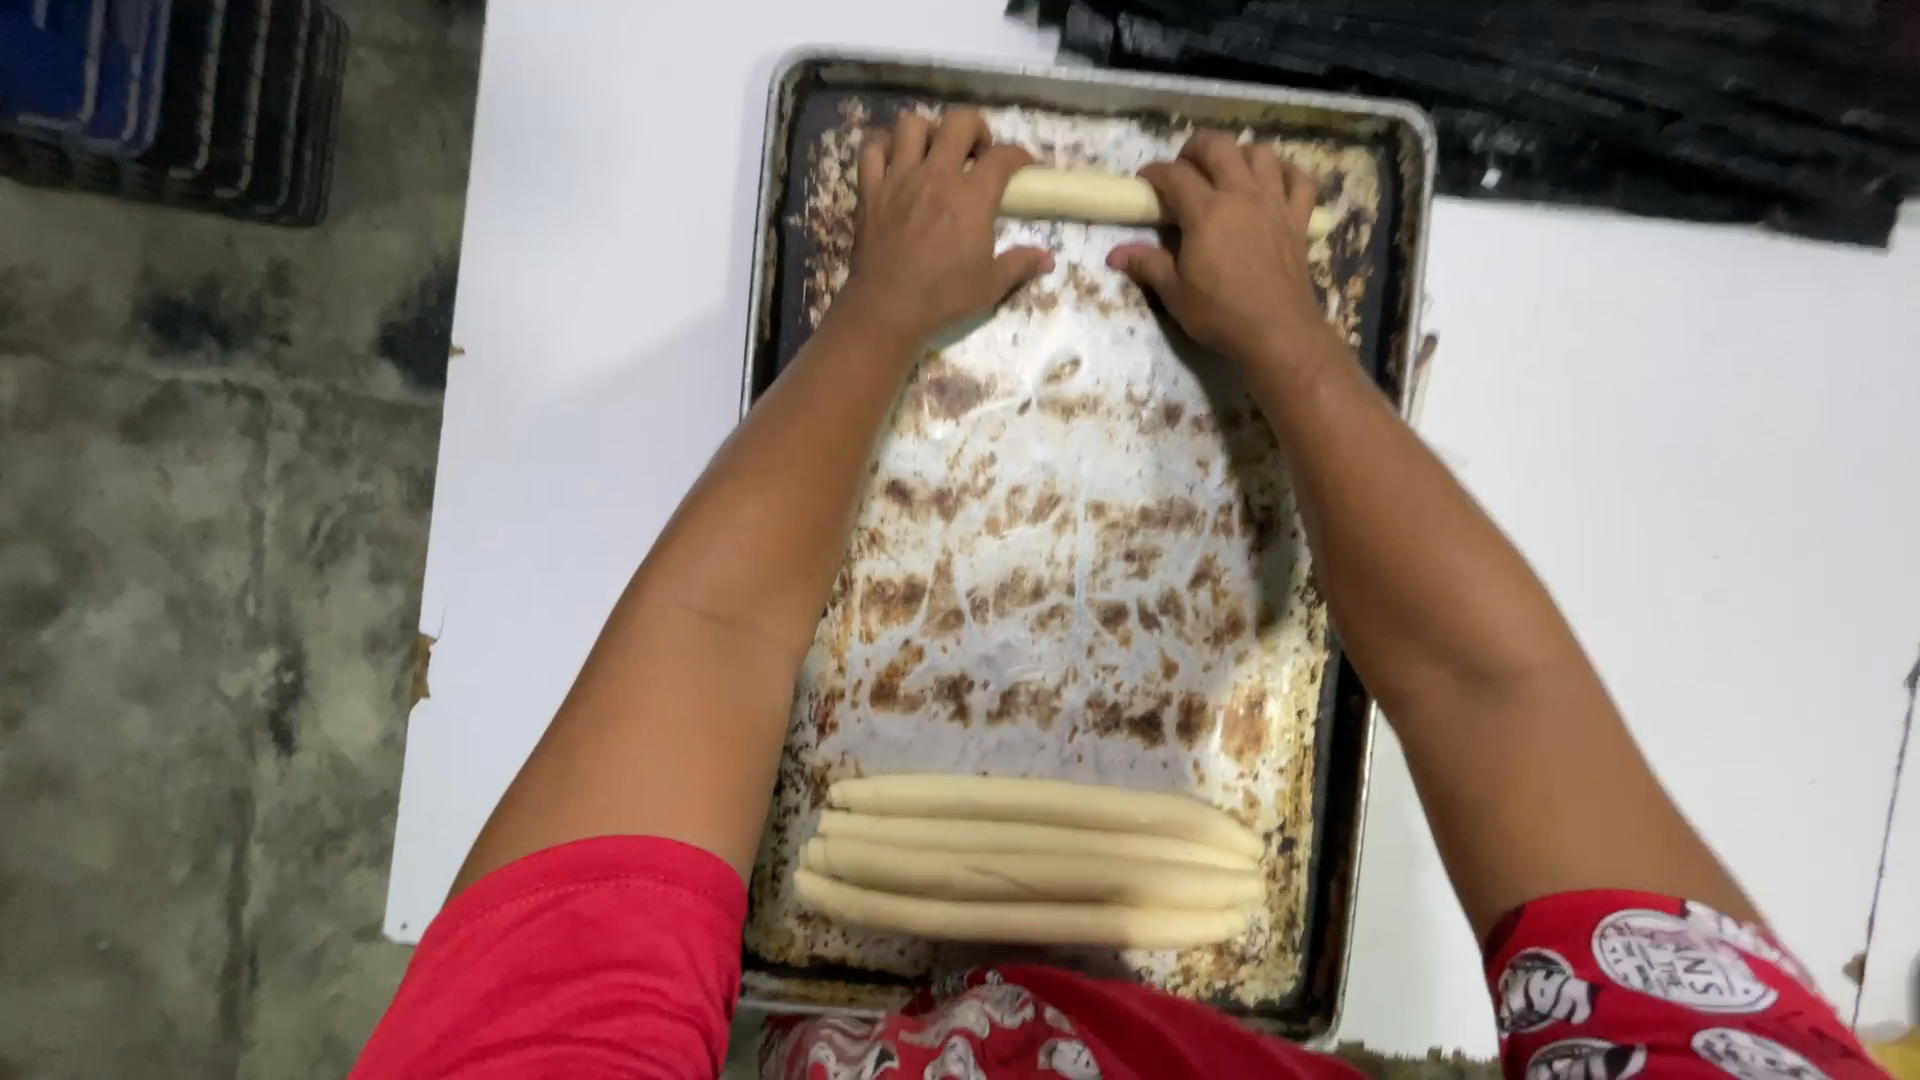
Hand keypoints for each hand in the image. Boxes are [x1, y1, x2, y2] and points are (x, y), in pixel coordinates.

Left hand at [832, 108, 1054, 343]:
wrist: (888, 307)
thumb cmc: (944, 297)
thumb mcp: (990, 284)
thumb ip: (1020, 264)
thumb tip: (1048, 259)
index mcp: (972, 197)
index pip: (1002, 156)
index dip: (1018, 156)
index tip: (1022, 166)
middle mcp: (936, 176)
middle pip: (959, 122)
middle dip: (975, 129)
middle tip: (976, 153)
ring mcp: (899, 179)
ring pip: (912, 125)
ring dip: (927, 132)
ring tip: (934, 153)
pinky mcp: (870, 191)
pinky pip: (873, 150)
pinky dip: (884, 148)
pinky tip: (894, 162)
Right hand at [1108, 131, 1336, 366]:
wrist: (1275, 330)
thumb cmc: (1218, 313)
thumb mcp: (1174, 292)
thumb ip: (1147, 264)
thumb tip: (1114, 254)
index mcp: (1206, 212)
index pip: (1175, 175)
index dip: (1155, 173)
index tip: (1144, 182)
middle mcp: (1241, 195)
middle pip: (1219, 147)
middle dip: (1196, 148)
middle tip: (1184, 166)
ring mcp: (1274, 202)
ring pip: (1261, 153)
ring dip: (1240, 154)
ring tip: (1227, 171)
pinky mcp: (1298, 218)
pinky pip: (1299, 179)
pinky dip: (1286, 172)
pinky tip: (1273, 182)